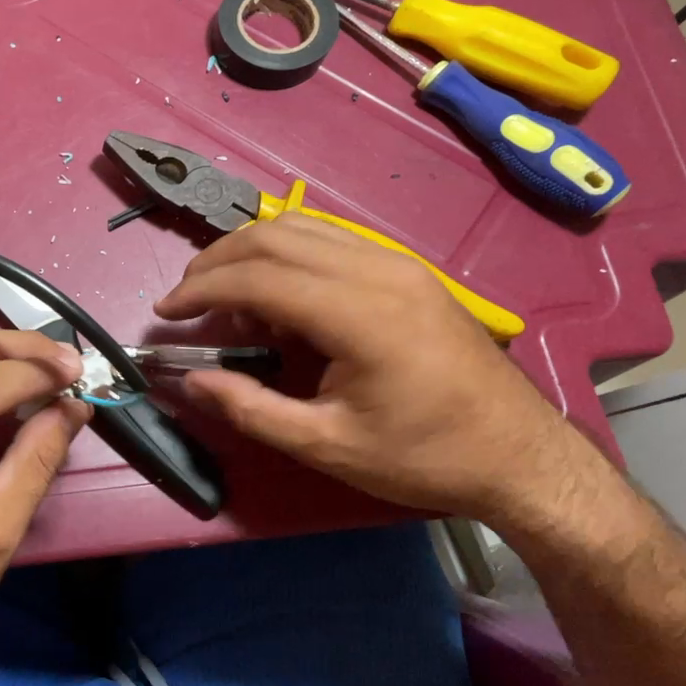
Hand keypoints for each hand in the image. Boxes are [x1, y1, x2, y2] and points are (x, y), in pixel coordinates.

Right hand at [154, 214, 586, 525]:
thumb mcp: (327, 446)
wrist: (519, 454)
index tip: (165, 312)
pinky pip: (329, 239)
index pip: (259, 278)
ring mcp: (397, 263)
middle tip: (184, 300)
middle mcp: (379, 271)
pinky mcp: (406, 270)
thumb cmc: (424, 457)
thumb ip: (251, 409)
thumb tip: (192, 380)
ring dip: (247, 252)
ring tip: (220, 296)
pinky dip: (284, 255)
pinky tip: (273, 296)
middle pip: (274, 237)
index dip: (202, 290)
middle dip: (215, 262)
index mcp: (361, 315)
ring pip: (301, 227)